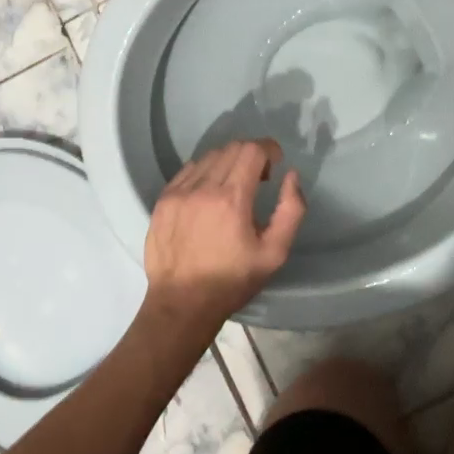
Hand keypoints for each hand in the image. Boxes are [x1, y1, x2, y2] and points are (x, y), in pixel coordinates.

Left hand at [142, 139, 305, 329]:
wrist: (181, 304)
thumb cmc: (232, 281)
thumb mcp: (274, 253)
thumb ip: (291, 210)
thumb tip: (291, 176)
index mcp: (232, 199)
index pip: (251, 150)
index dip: (268, 149)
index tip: (275, 163)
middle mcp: (202, 188)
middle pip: (231, 148)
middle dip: (250, 155)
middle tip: (258, 178)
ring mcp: (178, 193)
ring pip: (208, 157)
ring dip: (227, 163)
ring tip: (233, 187)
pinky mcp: (162, 201)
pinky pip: (188, 171)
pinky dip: (204, 173)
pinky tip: (209, 194)